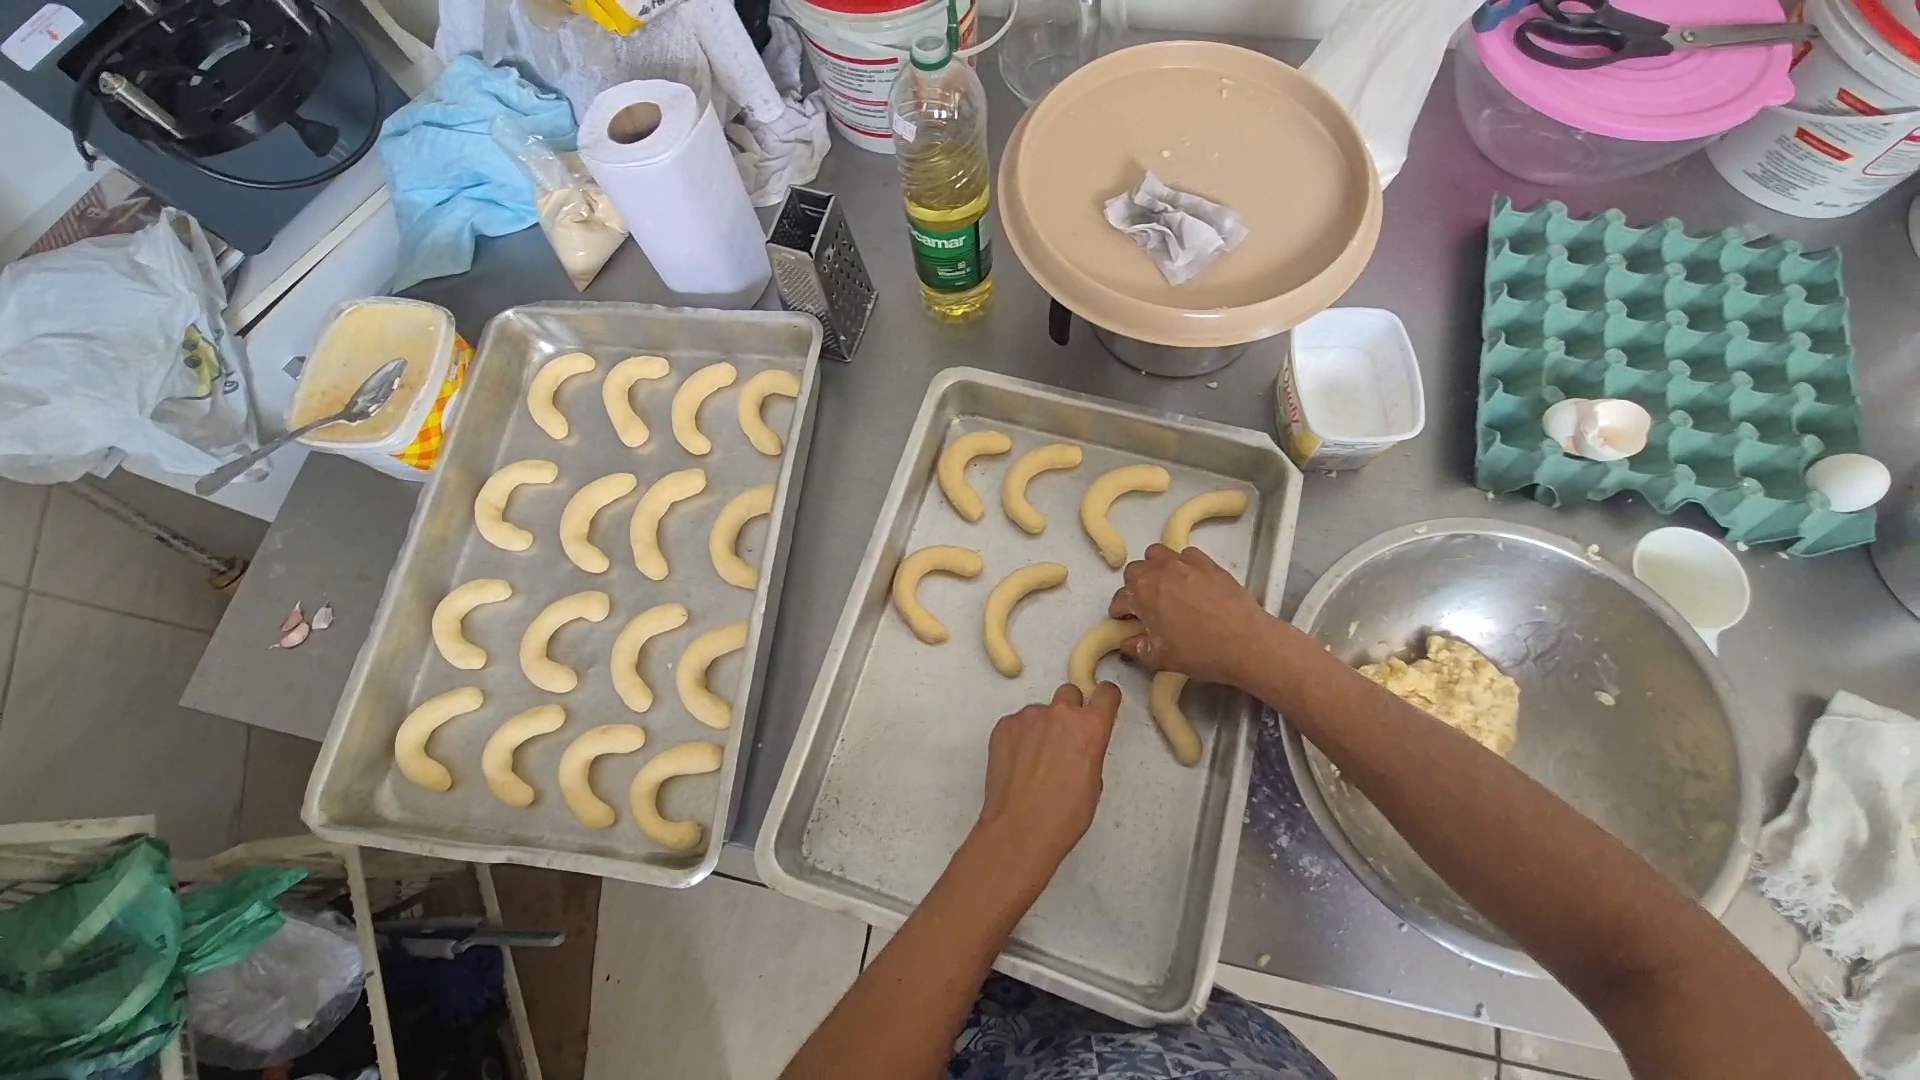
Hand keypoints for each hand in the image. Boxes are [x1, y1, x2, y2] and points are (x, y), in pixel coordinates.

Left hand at [974, 682, 1121, 880]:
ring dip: (1041, 727)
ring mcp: (1028, 716)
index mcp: (1090, 727)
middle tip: (1063, 738)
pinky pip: (1017, 724)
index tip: (1100, 708)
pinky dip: (1019, 737)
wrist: (1019, 828)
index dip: (1104, 700)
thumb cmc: (1066, 814)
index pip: (1106, 692)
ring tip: (1034, 761)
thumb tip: (1080, 745)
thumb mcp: (1094, 782)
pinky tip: (1017, 764)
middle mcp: (1060, 713)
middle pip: (1069, 693)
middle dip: (1070, 710)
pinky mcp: (1004, 725)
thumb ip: (1090, 750)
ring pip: (1040, 711)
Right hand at [1107, 543, 1276, 685]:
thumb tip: (1128, 643)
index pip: (1119, 600)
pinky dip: (1182, 564)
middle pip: (1134, 571)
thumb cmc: (1199, 653)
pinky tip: (1190, 581)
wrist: (1246, 642)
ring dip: (1154, 568)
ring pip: (1156, 554)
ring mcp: (1184, 563)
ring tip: (1164, 586)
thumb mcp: (1159, 659)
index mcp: (1140, 594)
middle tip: (1146, 607)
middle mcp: (1158, 572)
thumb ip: (1135, 649)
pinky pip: (1186, 554)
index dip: (1120, 615)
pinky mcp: (1207, 562)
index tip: (1127, 625)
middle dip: (1134, 588)